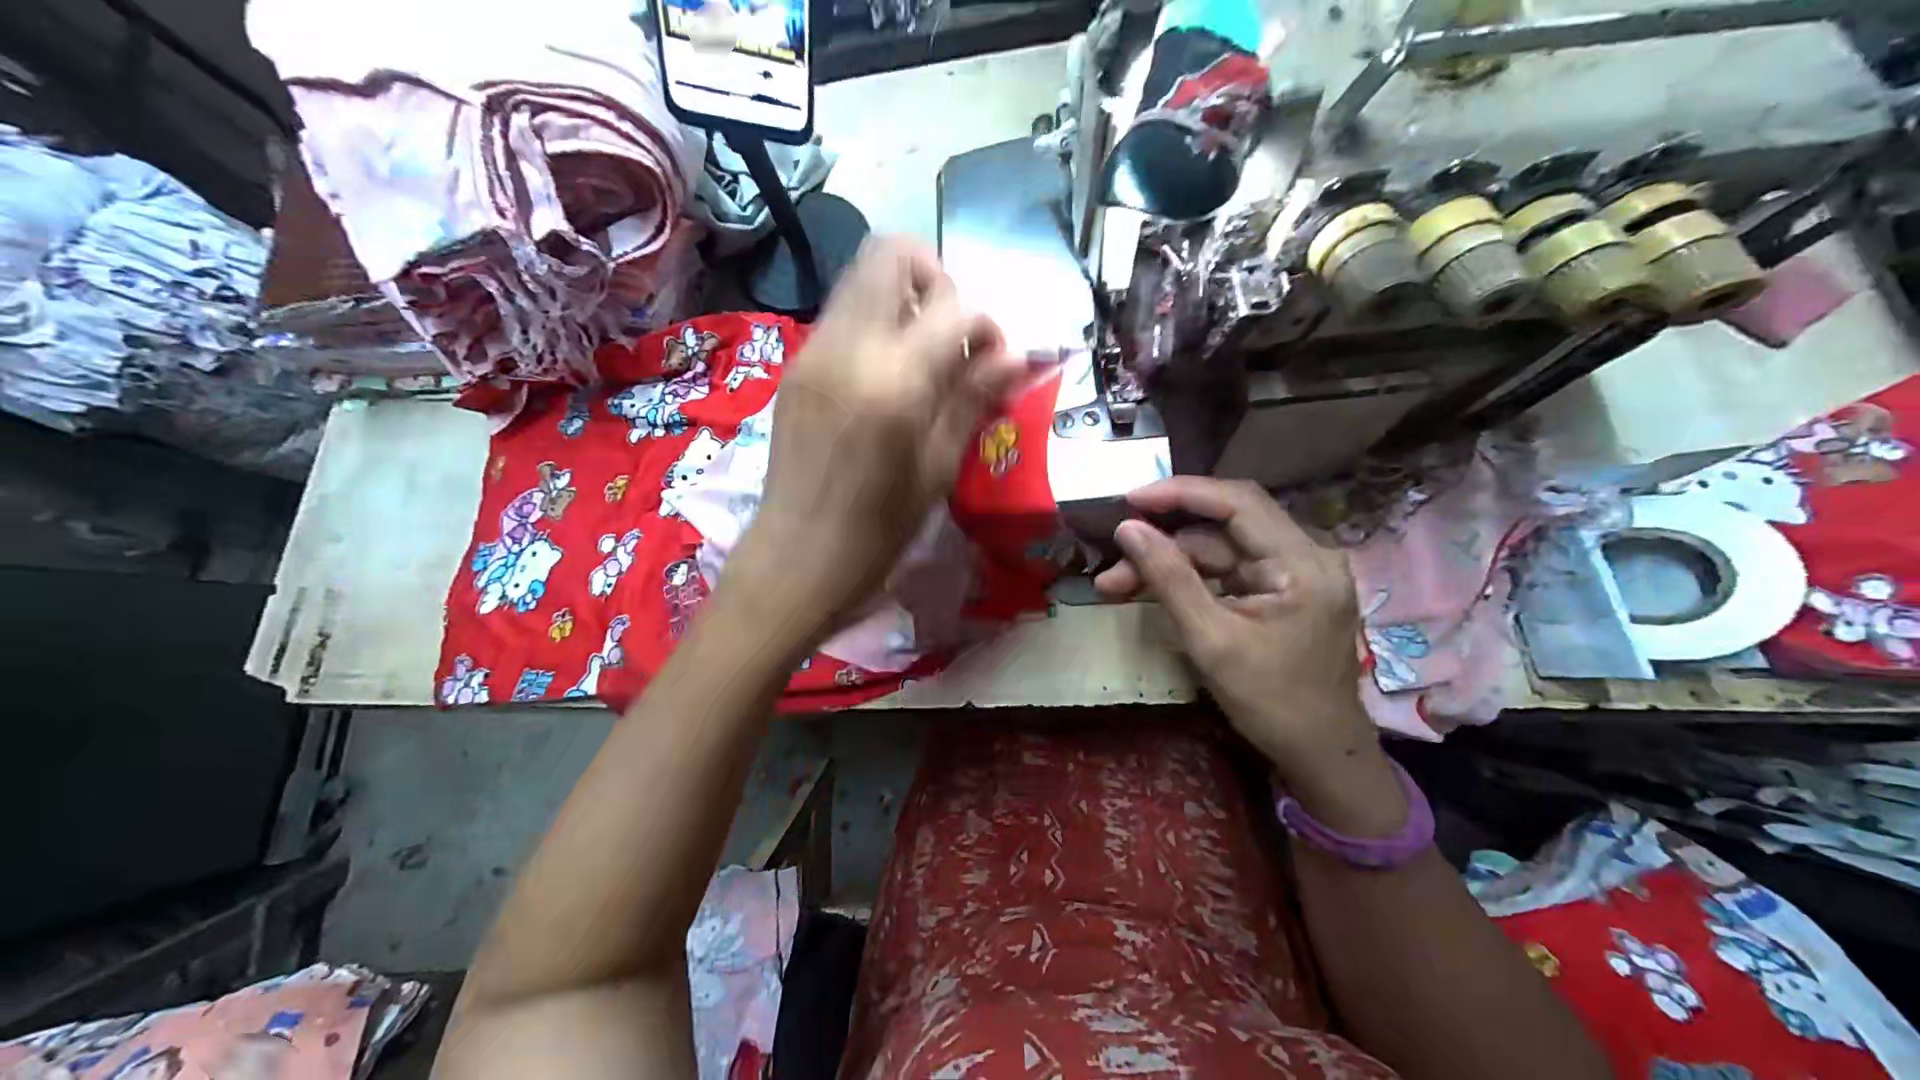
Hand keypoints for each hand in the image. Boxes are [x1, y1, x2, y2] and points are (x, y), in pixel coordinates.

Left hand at [731, 236, 1026, 627]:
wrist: (795, 558)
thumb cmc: (877, 530)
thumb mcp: (937, 469)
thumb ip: (972, 400)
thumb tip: (1015, 357)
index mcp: (894, 380)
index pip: (953, 306)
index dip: (985, 324)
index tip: (994, 359)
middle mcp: (848, 347)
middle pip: (891, 255)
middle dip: (935, 280)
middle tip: (951, 334)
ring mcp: (813, 350)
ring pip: (861, 279)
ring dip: (902, 298)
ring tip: (922, 354)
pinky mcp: (795, 365)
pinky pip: (841, 315)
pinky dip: (874, 323)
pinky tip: (887, 376)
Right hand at [1094, 478, 1389, 794]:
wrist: (1320, 753)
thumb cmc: (1271, 702)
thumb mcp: (1211, 640)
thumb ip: (1169, 578)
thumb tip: (1127, 529)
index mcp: (1303, 562)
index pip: (1238, 502)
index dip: (1181, 494)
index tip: (1129, 499)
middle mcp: (1307, 555)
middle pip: (1225, 525)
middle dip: (1165, 539)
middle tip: (1113, 558)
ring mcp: (1296, 573)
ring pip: (1221, 549)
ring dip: (1170, 563)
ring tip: (1115, 584)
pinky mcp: (1283, 590)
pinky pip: (1229, 570)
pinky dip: (1190, 578)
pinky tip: (1150, 589)